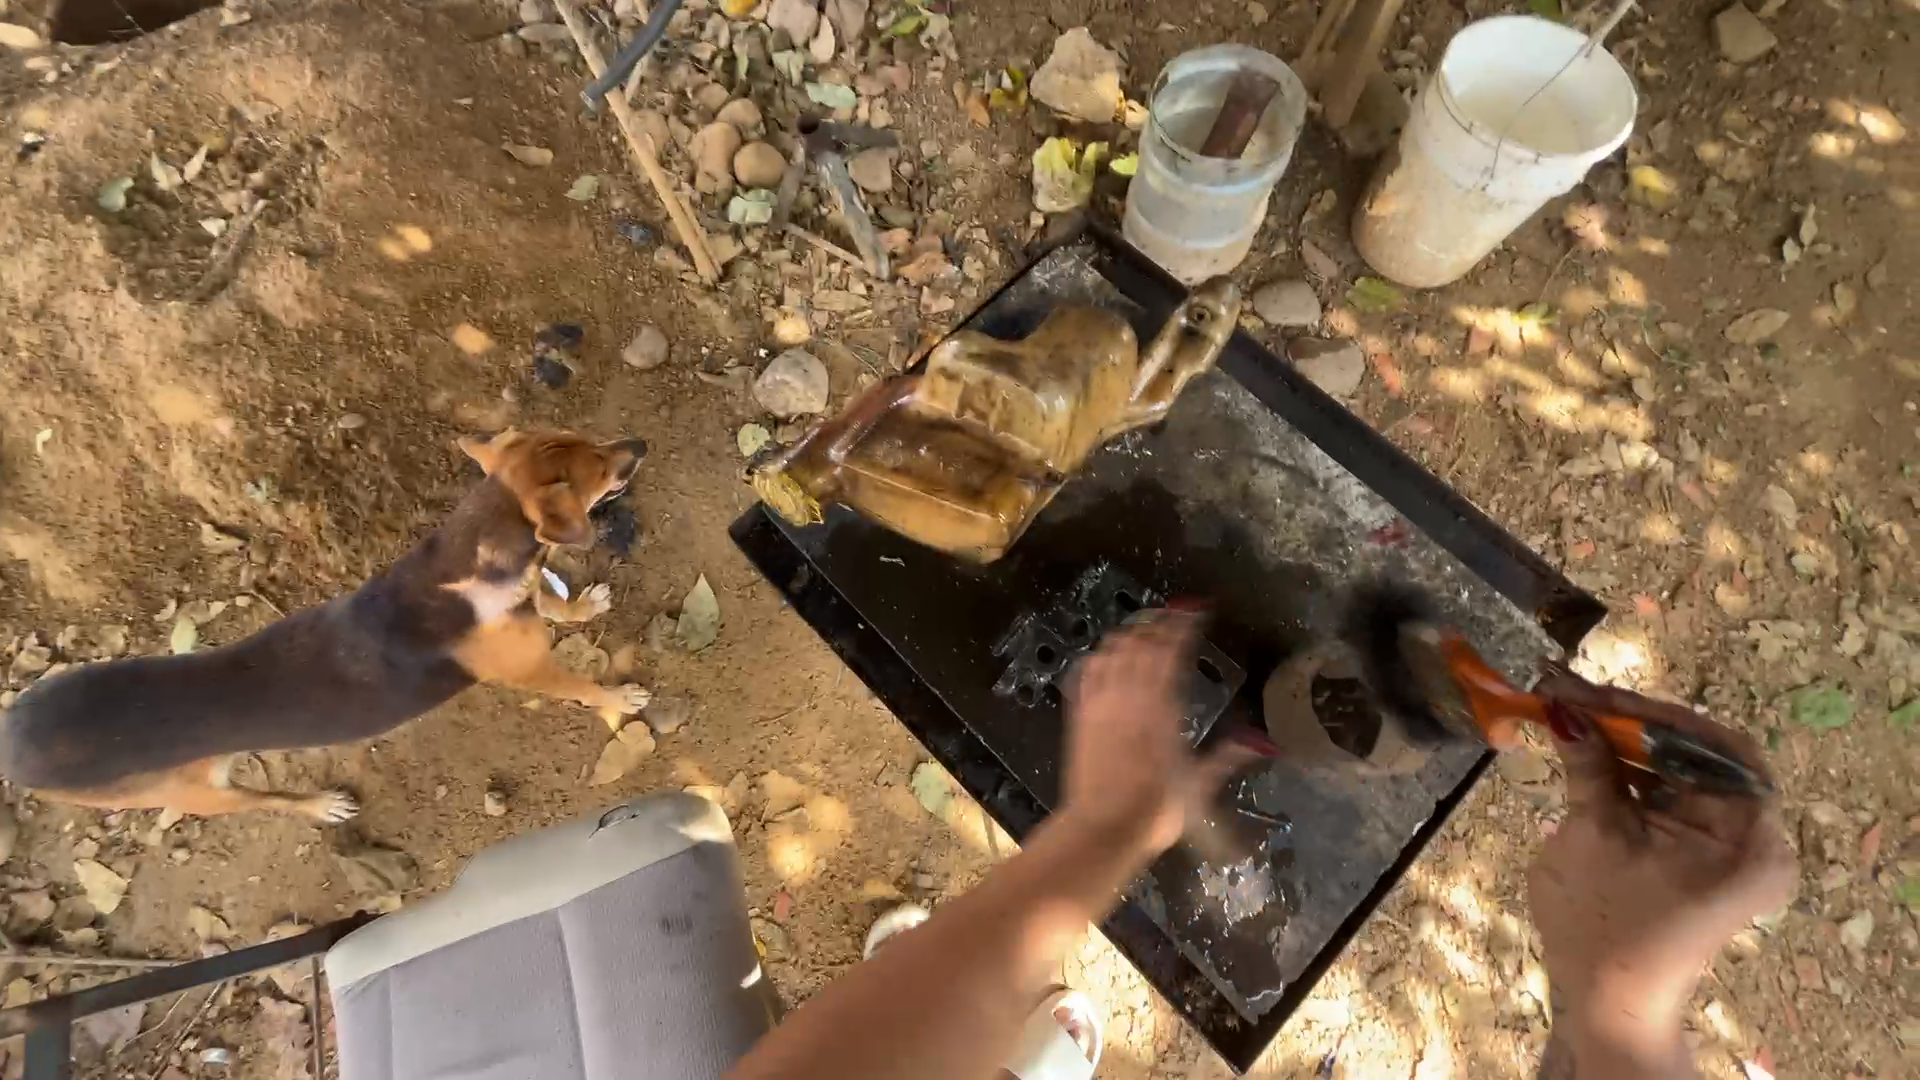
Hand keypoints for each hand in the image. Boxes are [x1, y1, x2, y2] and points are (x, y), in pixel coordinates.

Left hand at [1061, 609, 1253, 857]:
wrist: (1104, 826)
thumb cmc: (1155, 809)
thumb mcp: (1198, 785)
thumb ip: (1225, 758)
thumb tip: (1259, 741)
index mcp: (1163, 708)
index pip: (1172, 652)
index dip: (1183, 627)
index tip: (1195, 611)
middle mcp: (1130, 697)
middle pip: (1141, 644)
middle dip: (1157, 624)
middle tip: (1169, 615)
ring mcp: (1101, 703)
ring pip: (1111, 652)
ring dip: (1127, 636)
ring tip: (1139, 629)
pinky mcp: (1078, 714)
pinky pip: (1085, 673)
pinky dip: (1096, 657)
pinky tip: (1101, 655)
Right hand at [1527, 675, 1795, 1071]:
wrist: (1603, 990)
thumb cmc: (1603, 916)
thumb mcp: (1593, 832)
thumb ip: (1588, 766)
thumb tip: (1563, 706)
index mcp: (1747, 840)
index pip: (1720, 752)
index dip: (1657, 715)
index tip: (1590, 693)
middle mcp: (1747, 837)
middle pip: (1696, 755)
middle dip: (1630, 720)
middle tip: (1564, 691)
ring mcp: (1717, 843)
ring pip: (1673, 767)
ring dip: (1619, 737)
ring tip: (1562, 708)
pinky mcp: (1687, 847)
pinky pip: (1660, 790)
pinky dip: (1620, 764)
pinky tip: (1578, 742)